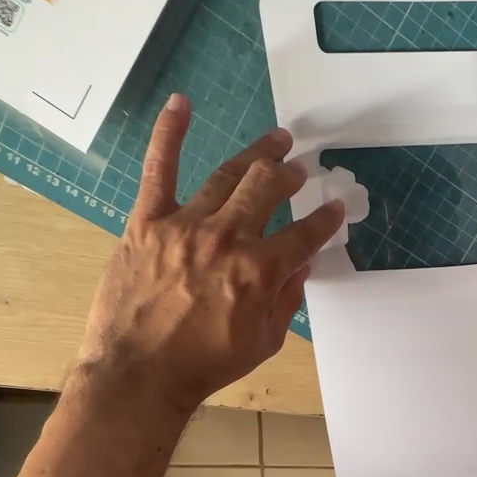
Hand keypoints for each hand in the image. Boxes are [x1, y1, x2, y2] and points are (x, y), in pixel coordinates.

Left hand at [73, 94, 344, 416]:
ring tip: (275, 140)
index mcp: (260, 272)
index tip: (335, 207)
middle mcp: (227, 239)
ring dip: (256, 153)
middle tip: (299, 169)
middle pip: (268, 190)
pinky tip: (182, 104)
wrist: (141, 371)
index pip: (304, 234)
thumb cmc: (206, 364)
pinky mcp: (147, 221)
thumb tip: (302, 267)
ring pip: (228, 175)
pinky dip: (169, 133)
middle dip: (290, 175)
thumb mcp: (264, 341)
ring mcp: (185, 225)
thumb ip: (286, 300)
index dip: (325, 219)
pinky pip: (159, 169)